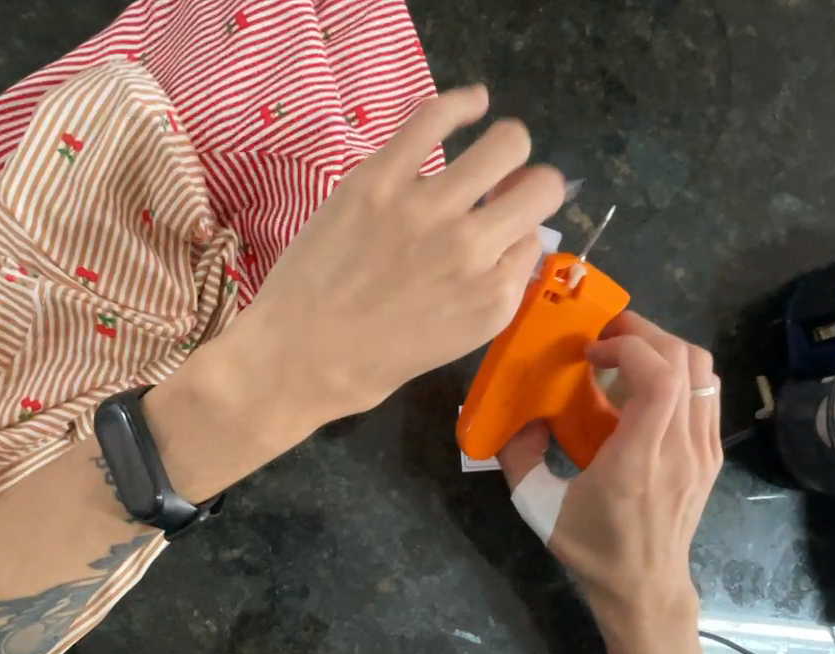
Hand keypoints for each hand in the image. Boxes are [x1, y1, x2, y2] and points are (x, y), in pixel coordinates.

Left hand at [234, 85, 565, 420]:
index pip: (533, 241)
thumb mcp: (447, 347)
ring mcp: (427, 208)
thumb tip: (504, 245)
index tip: (495, 239)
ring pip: (506, 143)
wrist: (293, 359)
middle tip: (502, 191)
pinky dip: (464, 104)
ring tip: (489, 155)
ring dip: (507, 148)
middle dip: (530, 188)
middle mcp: (472, 249)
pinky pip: (437, 116)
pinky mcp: (381, 180)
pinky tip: (473, 104)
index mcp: (491, 300)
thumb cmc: (365, 369)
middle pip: (540, 188)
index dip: (516, 237)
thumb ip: (484, 294)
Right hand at [497, 312, 721, 640]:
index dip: (627, 348)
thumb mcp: (538, 508)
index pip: (659, 378)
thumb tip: (518, 419)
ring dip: (665, 349)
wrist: (644, 585)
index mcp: (637, 462)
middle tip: (607, 337)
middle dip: (645, 334)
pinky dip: (680, 373)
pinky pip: (707, 393)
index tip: (591, 354)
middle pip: (685, 361)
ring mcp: (703, 451)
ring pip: (703, 371)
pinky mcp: (711, 454)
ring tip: (628, 353)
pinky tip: (647, 386)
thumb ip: (519, 460)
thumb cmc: (591, 548)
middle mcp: (680, 449)